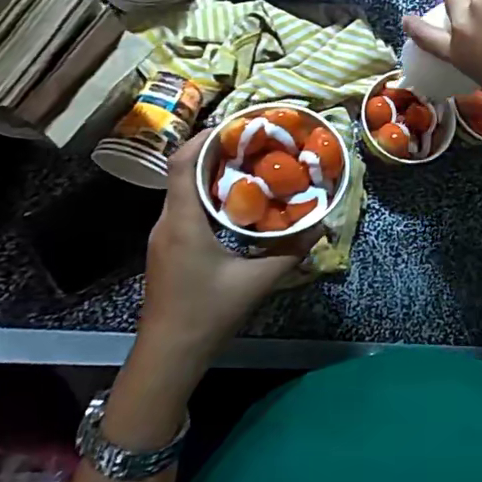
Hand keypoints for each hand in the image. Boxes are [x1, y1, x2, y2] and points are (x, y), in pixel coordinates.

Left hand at [137, 131, 312, 365]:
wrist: (168, 354)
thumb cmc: (206, 315)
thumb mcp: (254, 283)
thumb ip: (288, 253)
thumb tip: (318, 227)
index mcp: (182, 220)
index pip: (183, 162)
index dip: (205, 137)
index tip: (235, 127)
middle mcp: (166, 221)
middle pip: (183, 172)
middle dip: (214, 154)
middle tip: (250, 147)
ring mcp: (162, 237)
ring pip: (183, 192)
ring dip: (210, 178)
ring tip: (247, 172)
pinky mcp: (166, 251)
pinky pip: (183, 211)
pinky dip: (205, 200)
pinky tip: (232, 210)